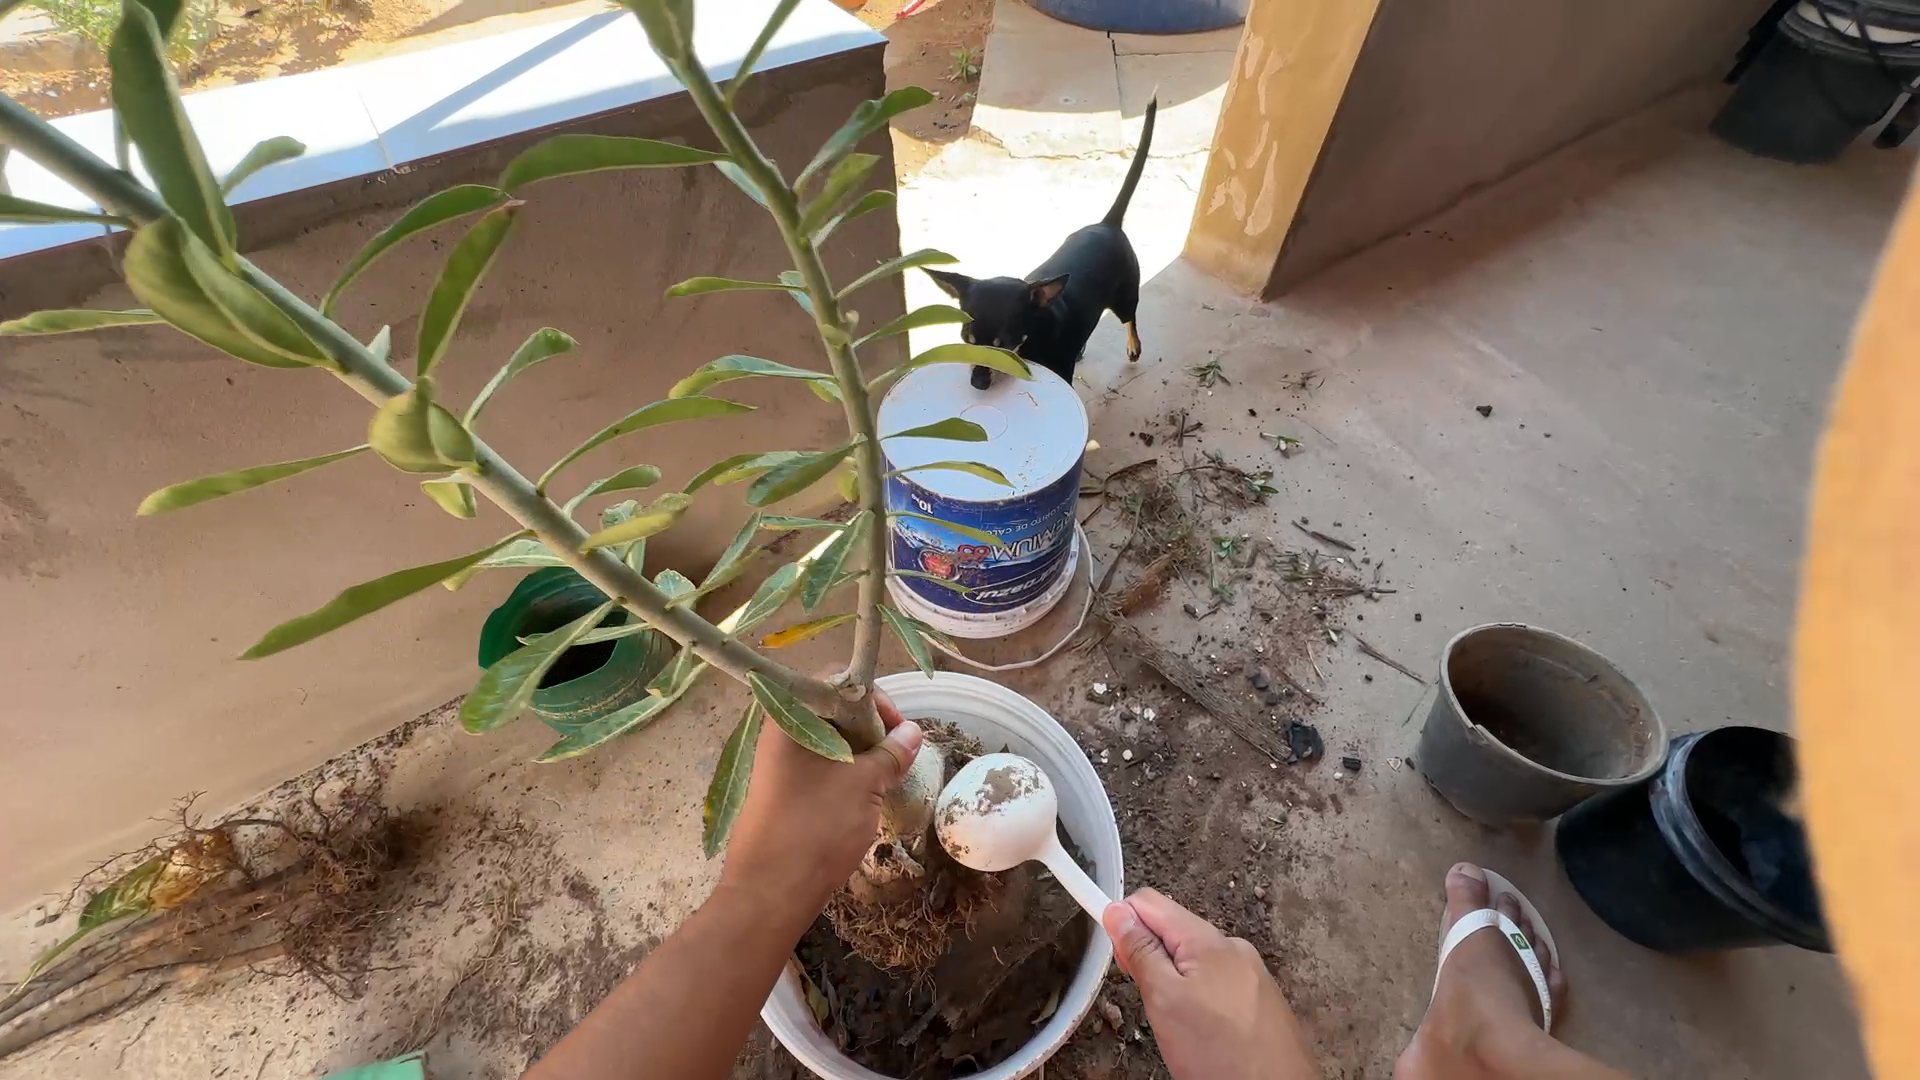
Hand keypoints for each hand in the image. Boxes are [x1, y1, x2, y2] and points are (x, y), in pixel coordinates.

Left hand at [720, 689, 922, 917]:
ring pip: (828, 740)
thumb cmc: (815, 828)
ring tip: (886, 774)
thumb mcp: (864, 785)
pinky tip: (866, 791)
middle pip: (832, 709)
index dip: (872, 697)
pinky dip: (844, 770)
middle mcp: (779, 734)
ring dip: (860, 750)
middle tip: (897, 752)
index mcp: (790, 718)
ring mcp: (777, 764)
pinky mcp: (782, 791)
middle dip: (870, 726)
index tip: (897, 727)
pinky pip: (818, 765)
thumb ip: (891, 753)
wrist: (768, 895)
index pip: (835, 680)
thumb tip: (913, 732)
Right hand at [1103, 889, 1316, 1079]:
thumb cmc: (1220, 1055)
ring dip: (1176, 981)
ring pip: (1196, 961)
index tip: (1120, 960)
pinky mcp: (1264, 1002)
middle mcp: (1233, 947)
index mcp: (1207, 938)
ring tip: (1180, 1025)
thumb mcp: (1164, 1000)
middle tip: (1151, 1002)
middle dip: (1152, 958)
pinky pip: (1219, 984)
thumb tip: (1117, 910)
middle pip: (1174, 931)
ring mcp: (1253, 974)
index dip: (1124, 922)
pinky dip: (1202, 999)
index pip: (1149, 902)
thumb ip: (1140, 951)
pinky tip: (1206, 1033)